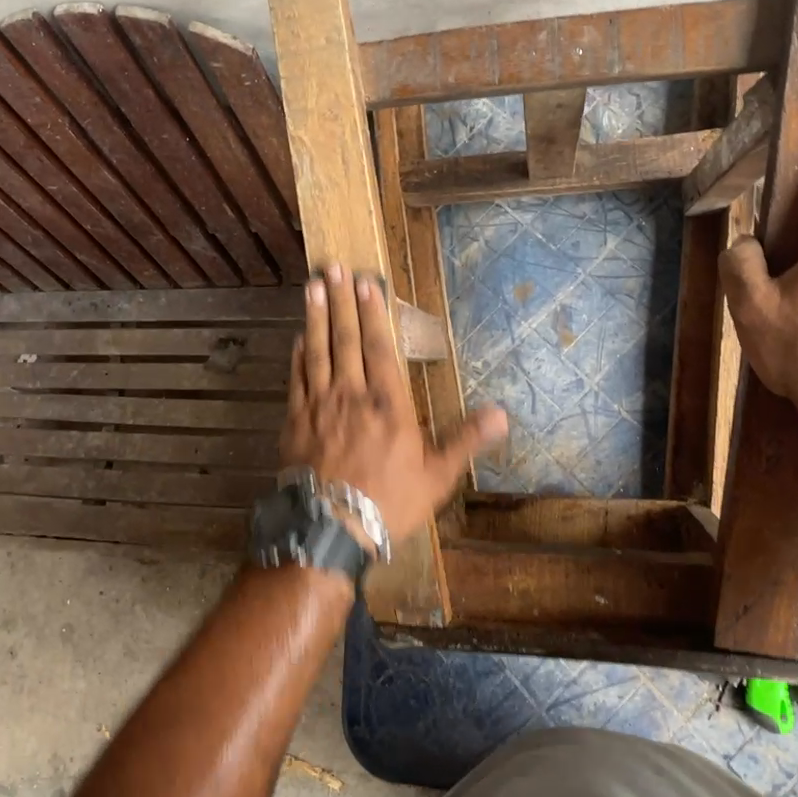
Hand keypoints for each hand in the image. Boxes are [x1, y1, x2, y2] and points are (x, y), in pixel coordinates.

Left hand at [281, 264, 507, 542]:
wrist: (329, 529)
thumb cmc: (388, 502)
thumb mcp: (437, 476)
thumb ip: (466, 440)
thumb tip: (503, 414)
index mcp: (387, 404)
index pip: (380, 347)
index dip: (374, 313)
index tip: (367, 283)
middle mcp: (351, 395)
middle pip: (345, 339)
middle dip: (341, 301)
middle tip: (334, 267)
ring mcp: (318, 405)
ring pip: (316, 351)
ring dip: (315, 317)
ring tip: (312, 287)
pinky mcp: (294, 421)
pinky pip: (296, 378)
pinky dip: (297, 355)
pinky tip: (297, 337)